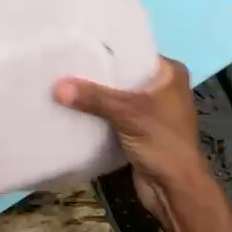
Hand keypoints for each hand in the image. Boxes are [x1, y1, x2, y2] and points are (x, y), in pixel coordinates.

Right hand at [53, 57, 205, 221]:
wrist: (174, 190)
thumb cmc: (162, 141)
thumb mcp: (127, 113)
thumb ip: (93, 98)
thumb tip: (56, 86)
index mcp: (170, 73)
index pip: (136, 51)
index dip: (110, 49)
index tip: (81, 41)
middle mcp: (163, 87)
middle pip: (125, 74)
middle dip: (100, 72)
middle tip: (67, 61)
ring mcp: (151, 110)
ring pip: (119, 95)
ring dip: (97, 94)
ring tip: (65, 80)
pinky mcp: (140, 130)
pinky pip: (115, 114)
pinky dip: (99, 112)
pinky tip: (75, 106)